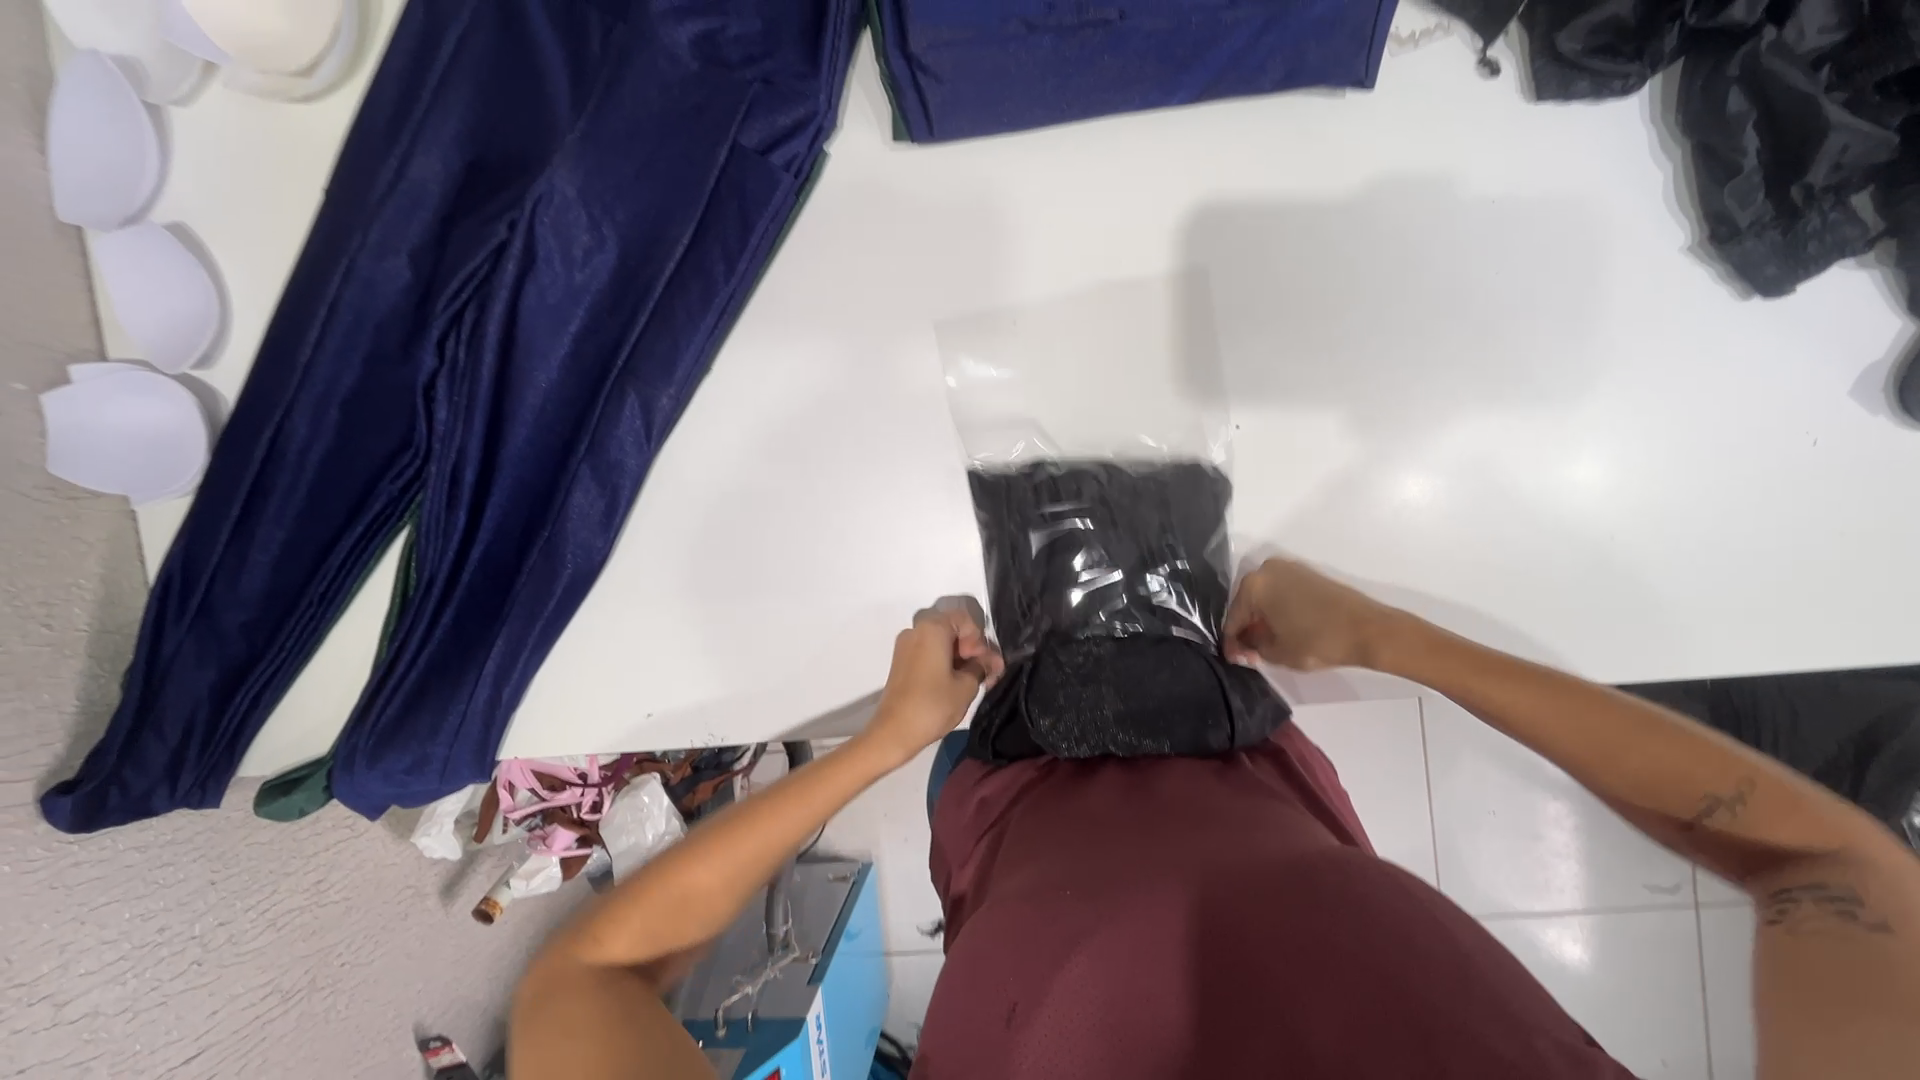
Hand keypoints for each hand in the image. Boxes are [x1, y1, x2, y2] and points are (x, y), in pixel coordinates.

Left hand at [866, 597, 1004, 762]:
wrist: (894, 732)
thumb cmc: (933, 705)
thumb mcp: (966, 686)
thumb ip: (982, 666)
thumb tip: (992, 661)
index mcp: (931, 628)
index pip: (965, 620)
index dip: (979, 640)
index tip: (981, 663)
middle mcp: (916, 630)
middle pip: (952, 630)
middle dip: (972, 650)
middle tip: (986, 673)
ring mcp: (906, 646)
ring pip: (941, 643)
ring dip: (960, 658)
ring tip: (975, 682)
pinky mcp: (902, 662)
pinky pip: (929, 653)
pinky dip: (945, 663)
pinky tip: (957, 683)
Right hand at [1223, 558, 1401, 671]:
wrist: (1369, 630)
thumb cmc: (1317, 641)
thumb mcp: (1276, 652)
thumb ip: (1252, 647)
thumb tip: (1246, 644)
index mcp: (1253, 584)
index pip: (1233, 618)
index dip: (1232, 643)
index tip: (1236, 661)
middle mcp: (1267, 569)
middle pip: (1247, 605)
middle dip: (1247, 630)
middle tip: (1251, 655)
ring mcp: (1289, 569)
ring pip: (1265, 599)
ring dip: (1263, 621)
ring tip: (1268, 646)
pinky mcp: (1308, 574)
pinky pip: (1281, 594)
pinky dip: (1278, 612)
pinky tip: (1283, 631)